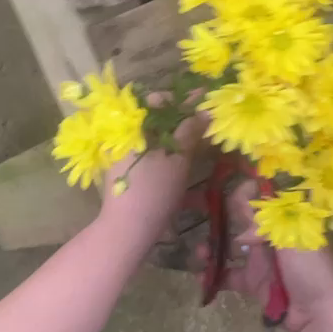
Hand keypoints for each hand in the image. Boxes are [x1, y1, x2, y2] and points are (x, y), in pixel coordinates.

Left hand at [98, 107, 207, 235]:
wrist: (127, 229)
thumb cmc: (153, 190)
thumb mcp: (177, 159)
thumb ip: (190, 131)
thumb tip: (204, 110)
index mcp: (131, 126)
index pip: (156, 101)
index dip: (181, 101)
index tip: (204, 104)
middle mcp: (124, 137)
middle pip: (157, 121)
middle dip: (183, 121)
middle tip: (208, 124)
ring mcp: (125, 157)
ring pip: (157, 140)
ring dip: (179, 140)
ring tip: (203, 144)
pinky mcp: (129, 175)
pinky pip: (152, 158)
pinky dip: (170, 158)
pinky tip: (188, 166)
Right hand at [207, 180, 332, 331]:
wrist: (320, 314)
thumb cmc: (311, 270)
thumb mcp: (291, 239)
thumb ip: (265, 228)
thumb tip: (240, 234)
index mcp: (285, 224)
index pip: (263, 204)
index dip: (245, 197)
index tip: (225, 194)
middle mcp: (272, 240)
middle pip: (242, 226)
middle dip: (221, 224)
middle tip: (204, 225)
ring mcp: (263, 263)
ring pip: (232, 250)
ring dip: (214, 250)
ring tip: (198, 254)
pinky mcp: (255, 285)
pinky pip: (231, 277)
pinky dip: (215, 277)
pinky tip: (202, 279)